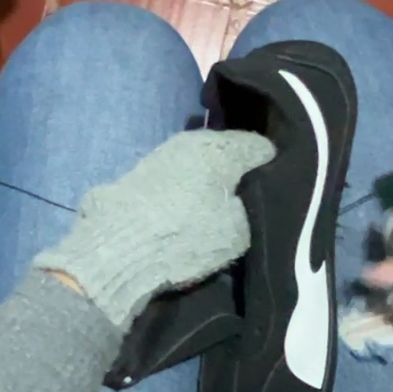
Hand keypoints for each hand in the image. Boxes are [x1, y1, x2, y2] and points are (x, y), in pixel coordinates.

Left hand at [35, 129, 274, 325]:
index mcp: (221, 146)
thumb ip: (251, 205)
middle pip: (227, 152)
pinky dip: (183, 190)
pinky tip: (183, 212)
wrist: (115, 251)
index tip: (277, 190)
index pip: (262, 147)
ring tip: (215, 209)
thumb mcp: (238, 230)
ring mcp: (159, 154)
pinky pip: (174, 178)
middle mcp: (190, 140)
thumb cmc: (186, 236)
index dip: (273, 168)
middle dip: (238, 172)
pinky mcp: (136, 174)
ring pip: (197, 163)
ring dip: (208, 180)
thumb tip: (249, 194)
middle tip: (248, 201)